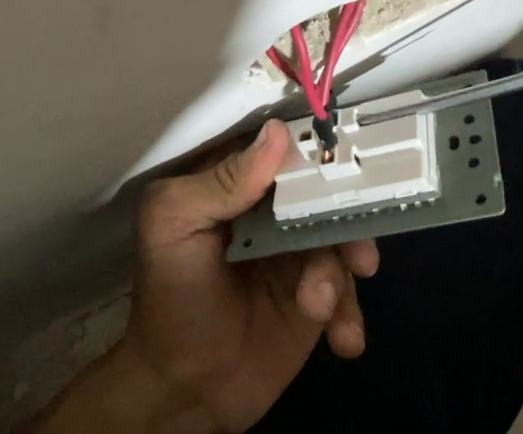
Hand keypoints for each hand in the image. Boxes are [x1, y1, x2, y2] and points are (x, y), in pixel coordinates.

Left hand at [33, 120, 376, 432]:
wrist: (185, 389)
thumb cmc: (170, 294)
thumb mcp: (174, 224)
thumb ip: (221, 181)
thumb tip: (277, 133)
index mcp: (235, 182)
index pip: (279, 148)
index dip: (312, 146)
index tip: (344, 154)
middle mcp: (271, 210)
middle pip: (323, 190)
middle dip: (344, 213)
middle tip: (352, 245)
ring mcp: (297, 253)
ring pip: (340, 239)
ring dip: (340, 272)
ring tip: (319, 306)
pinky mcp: (318, 297)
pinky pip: (349, 291)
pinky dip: (351, 313)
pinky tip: (342, 339)